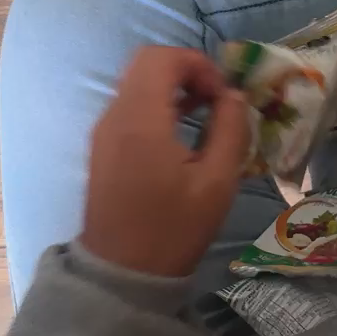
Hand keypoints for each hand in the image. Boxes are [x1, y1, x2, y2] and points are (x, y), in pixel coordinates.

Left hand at [78, 46, 250, 277]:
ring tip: (205, 112)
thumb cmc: (173, 229)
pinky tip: (183, 129)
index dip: (198, 64)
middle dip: (188, 69)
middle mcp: (115, 117)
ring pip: (139, 80)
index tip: (222, 94)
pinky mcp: (104, 146)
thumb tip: (233, 95)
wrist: (120, 277)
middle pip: (148, 62)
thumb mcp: (217, 180)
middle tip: (215, 97)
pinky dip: (159, 101)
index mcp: (141, 121)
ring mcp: (104, 131)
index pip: (162, 58)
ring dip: (175, 84)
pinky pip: (131, 102)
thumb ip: (230, 128)